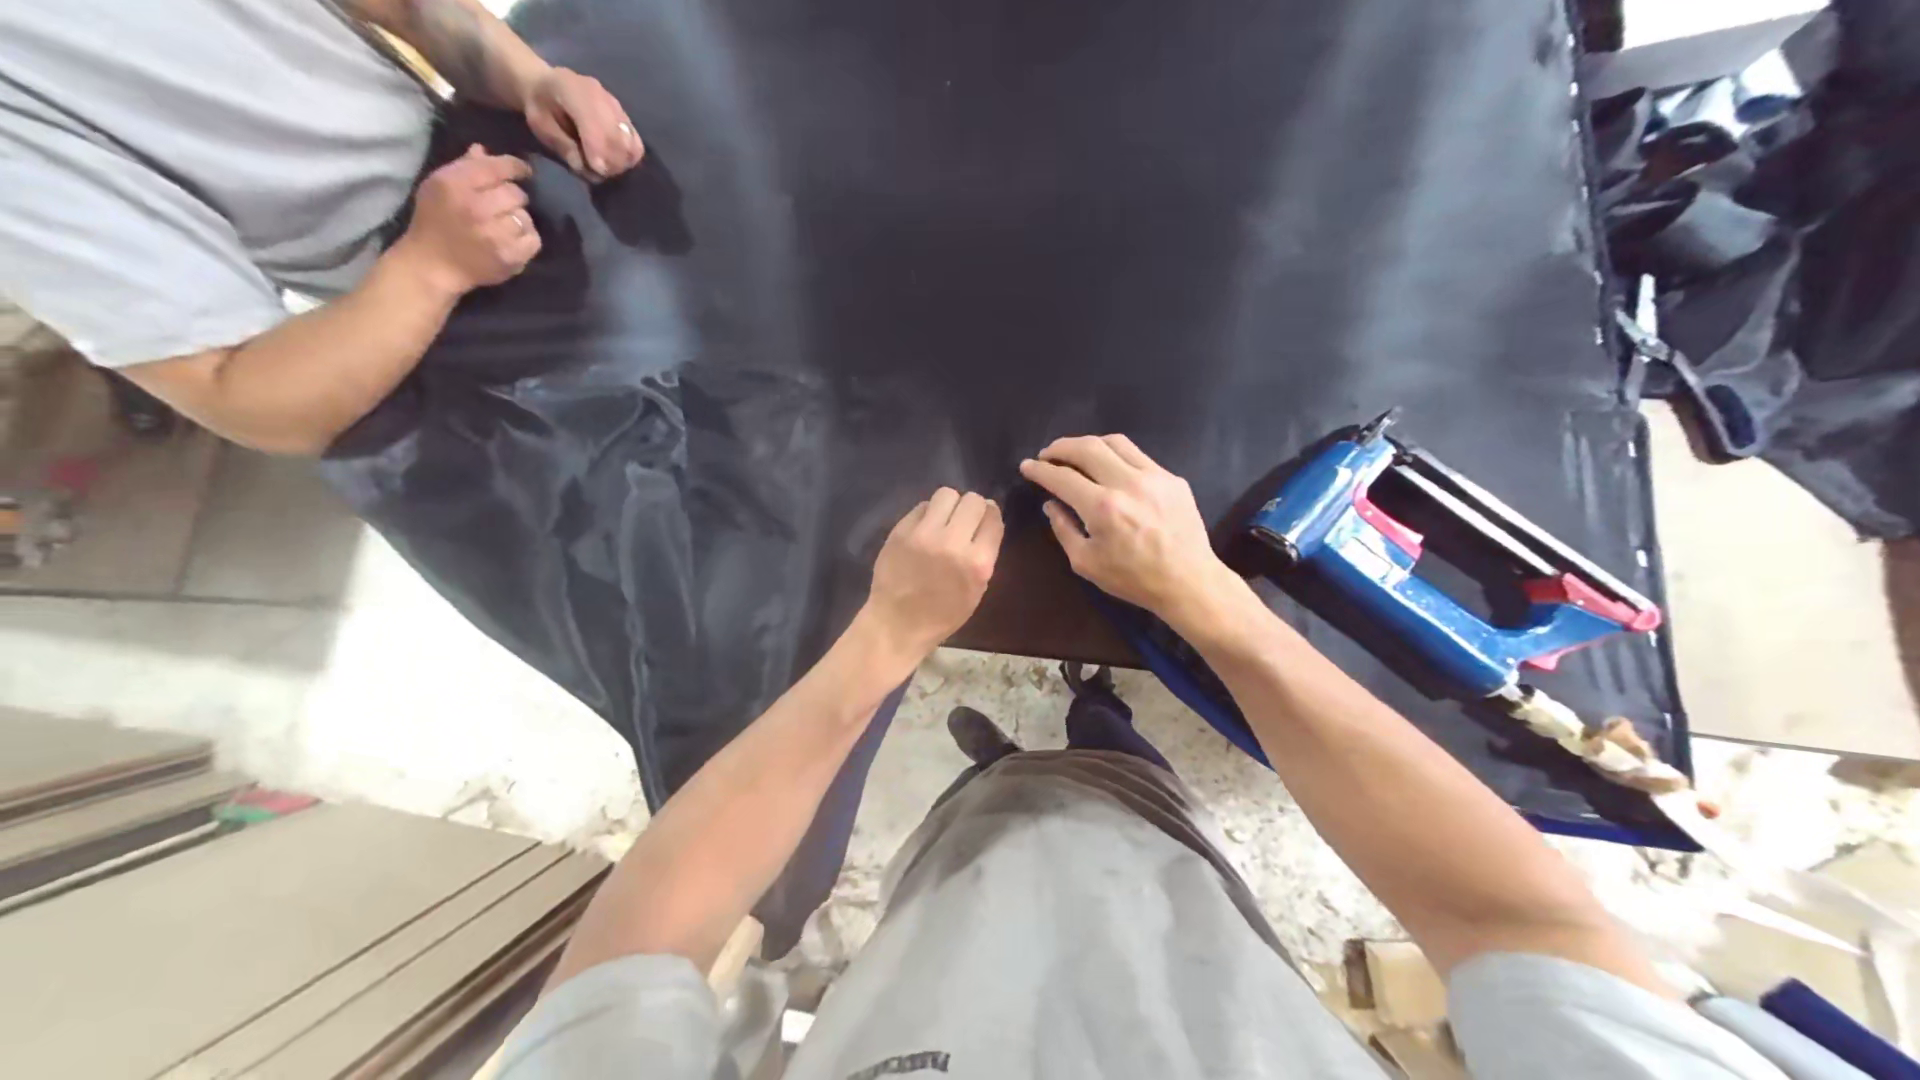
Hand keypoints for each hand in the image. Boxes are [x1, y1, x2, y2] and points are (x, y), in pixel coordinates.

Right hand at [395, 144, 538, 295]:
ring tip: (504, 224)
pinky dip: (526, 238)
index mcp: (454, 184)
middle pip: (517, 194)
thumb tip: (485, 150)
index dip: (516, 166)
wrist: (434, 264)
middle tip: (503, 205)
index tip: (524, 170)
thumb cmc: (435, 220)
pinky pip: (534, 239)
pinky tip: (511, 240)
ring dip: (519, 219)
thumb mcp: (440, 186)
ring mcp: (495, 235)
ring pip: (526, 217)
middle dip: (514, 197)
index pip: (497, 168)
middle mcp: (476, 207)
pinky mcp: (511, 256)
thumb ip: (465, 167)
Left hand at [525, 67, 644, 180]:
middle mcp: (599, 94)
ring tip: (606, 167)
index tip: (597, 171)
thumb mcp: (540, 124)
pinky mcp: (625, 117)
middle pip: (618, 137)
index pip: (594, 123)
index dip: (599, 150)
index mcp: (571, 89)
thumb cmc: (540, 106)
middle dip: (611, 162)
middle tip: (597, 172)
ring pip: (631, 143)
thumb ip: (561, 143)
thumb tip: (582, 165)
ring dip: (621, 162)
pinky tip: (616, 160)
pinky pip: (636, 144)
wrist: (547, 84)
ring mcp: (616, 105)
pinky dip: (629, 157)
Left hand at [863, 488, 1004, 655]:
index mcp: (977, 563)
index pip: (993, 519)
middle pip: (972, 501)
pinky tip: (924, 529)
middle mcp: (952, 543)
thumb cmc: (942, 614)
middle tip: (964, 520)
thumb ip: (985, 554)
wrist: (897, 624)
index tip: (984, 519)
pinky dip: (927, 514)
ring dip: (950, 505)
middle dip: (972, 508)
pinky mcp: (901, 531)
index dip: (990, 515)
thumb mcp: (977, 589)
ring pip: (946, 494)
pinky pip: (922, 506)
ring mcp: (924, 535)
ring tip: (944, 520)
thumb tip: (987, 518)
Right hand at [1020, 435, 1239, 622]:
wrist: (1188, 582)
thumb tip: (1051, 504)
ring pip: (1115, 442)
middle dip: (1061, 447)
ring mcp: (1155, 477)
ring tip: (1076, 454)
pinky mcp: (1173, 479)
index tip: (1027, 466)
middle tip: (1047, 455)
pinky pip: (1139, 456)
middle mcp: (1128, 483)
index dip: (1040, 469)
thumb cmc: (1133, 579)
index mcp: (1103, 507)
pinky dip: (1117, 456)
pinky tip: (1110, 468)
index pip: (1062, 477)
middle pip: (1087, 448)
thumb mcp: (1086, 563)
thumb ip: (1063, 529)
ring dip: (1089, 444)